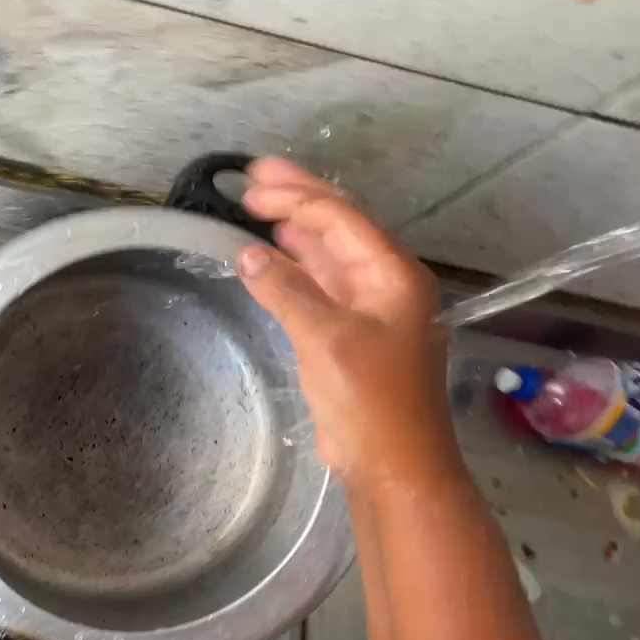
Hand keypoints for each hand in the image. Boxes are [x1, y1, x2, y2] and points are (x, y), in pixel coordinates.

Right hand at [236, 157, 458, 487]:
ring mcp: (367, 309)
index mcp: (391, 275)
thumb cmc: (369, 398)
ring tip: (258, 207)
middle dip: (298, 199)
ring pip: (329, 254)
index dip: (296, 198)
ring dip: (295, 230)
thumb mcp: (325, 339)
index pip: (341, 219)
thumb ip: (286, 291)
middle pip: (339, 227)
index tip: (249, 188)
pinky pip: (319, 285)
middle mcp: (383, 283)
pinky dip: (294, 267)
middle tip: (253, 177)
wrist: (392, 461)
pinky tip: (272, 258)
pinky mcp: (349, 334)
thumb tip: (247, 253)